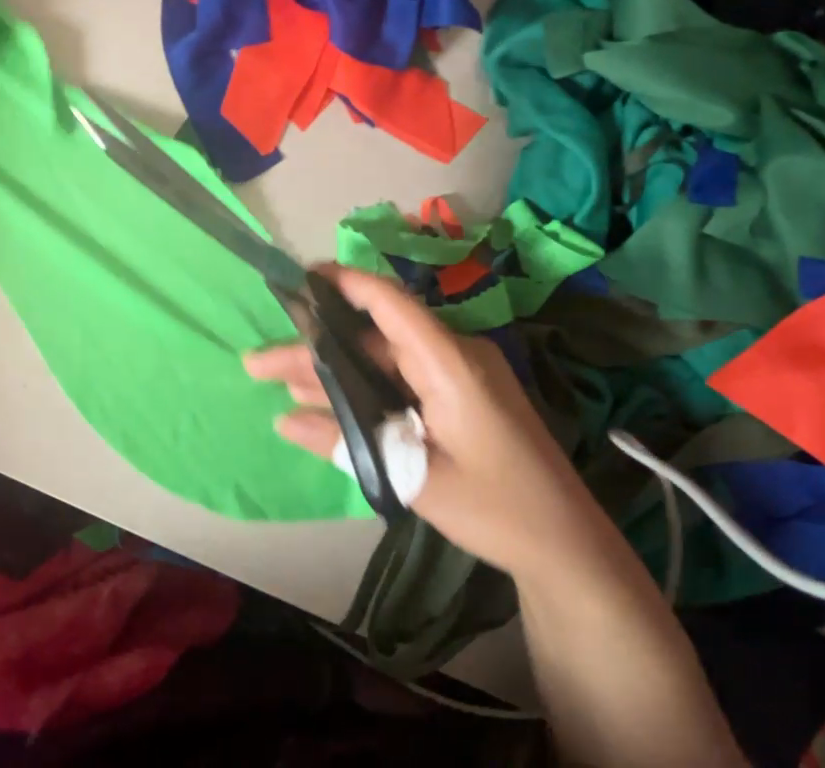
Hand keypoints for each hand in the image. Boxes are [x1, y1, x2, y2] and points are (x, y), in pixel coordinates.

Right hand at [245, 266, 620, 583]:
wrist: (566, 545)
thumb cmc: (496, 506)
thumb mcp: (413, 476)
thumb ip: (345, 442)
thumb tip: (283, 420)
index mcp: (450, 364)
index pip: (389, 303)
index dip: (342, 283)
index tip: (296, 278)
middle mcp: (454, 358)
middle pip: (372, 339)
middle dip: (314, 349)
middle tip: (258, 364)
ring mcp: (458, 378)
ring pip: (381, 362)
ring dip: (331, 373)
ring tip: (274, 383)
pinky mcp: (459, 399)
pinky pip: (400, 381)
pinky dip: (360, 390)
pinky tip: (319, 404)